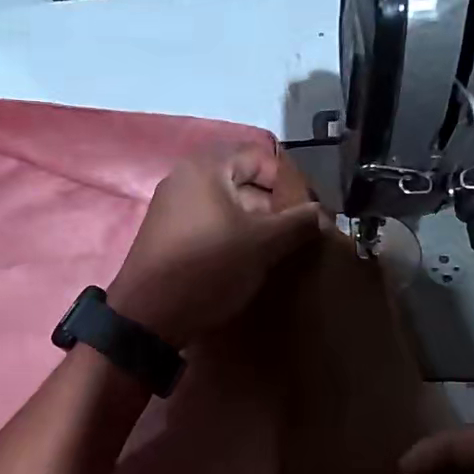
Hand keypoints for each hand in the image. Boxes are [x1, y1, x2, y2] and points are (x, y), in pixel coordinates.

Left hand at [107, 144, 323, 346]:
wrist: (149, 317)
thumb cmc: (209, 268)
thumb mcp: (262, 244)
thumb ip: (298, 223)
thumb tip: (323, 213)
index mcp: (207, 167)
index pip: (261, 157)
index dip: (292, 181)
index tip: (312, 210)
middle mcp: (186, 178)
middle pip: (245, 180)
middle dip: (276, 204)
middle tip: (300, 231)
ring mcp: (173, 207)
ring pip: (229, 204)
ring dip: (258, 223)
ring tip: (281, 249)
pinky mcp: (169, 235)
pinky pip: (212, 223)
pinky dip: (236, 235)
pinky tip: (251, 260)